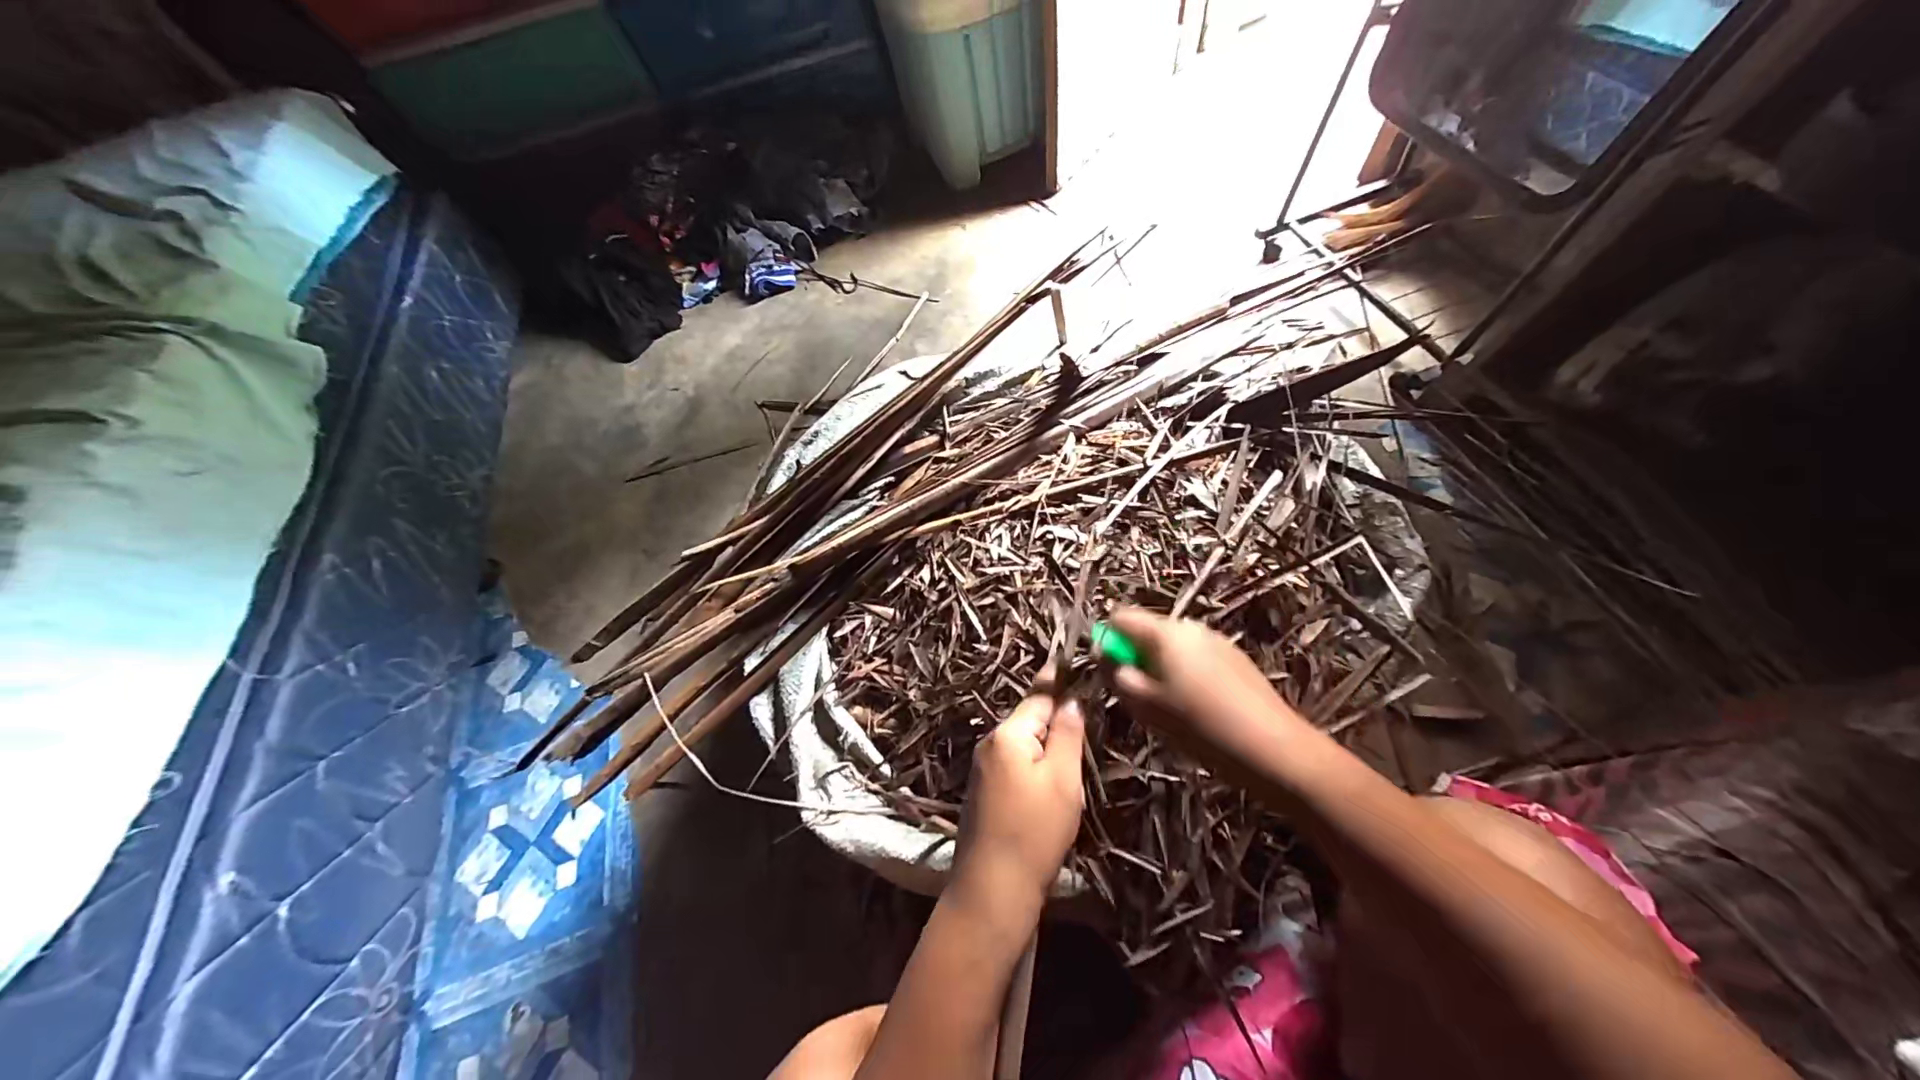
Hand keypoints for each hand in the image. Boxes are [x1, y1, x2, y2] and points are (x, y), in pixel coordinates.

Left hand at [951, 674, 1085, 908]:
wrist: (993, 889)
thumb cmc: (1034, 831)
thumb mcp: (1063, 780)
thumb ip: (1068, 735)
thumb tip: (1071, 700)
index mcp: (1007, 734)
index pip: (1039, 696)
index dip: (1060, 681)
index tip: (1073, 660)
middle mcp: (989, 744)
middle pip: (1030, 719)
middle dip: (1056, 720)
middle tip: (1088, 718)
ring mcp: (982, 769)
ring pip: (1023, 744)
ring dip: (1047, 746)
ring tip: (1075, 753)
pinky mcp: (984, 792)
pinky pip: (1014, 765)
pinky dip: (1035, 766)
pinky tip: (1050, 785)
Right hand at [1106, 606, 1313, 772]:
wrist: (1273, 749)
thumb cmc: (1200, 727)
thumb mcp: (1145, 705)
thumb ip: (1117, 674)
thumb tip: (1104, 653)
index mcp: (1165, 633)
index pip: (1120, 617)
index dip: (1109, 642)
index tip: (1114, 674)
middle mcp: (1190, 627)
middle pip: (1147, 632)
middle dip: (1137, 658)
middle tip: (1143, 698)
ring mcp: (1216, 640)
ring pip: (1172, 648)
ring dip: (1162, 669)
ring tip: (1173, 708)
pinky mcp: (1235, 658)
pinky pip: (1196, 658)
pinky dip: (1187, 676)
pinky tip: (1200, 709)